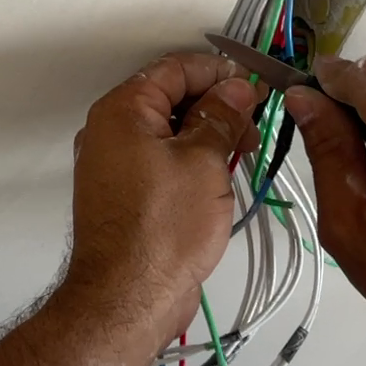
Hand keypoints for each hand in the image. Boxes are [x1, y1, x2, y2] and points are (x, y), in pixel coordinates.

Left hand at [65, 53, 262, 350]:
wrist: (127, 296)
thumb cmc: (165, 226)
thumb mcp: (204, 162)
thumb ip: (221, 117)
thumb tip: (236, 88)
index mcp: (122, 109)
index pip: (173, 69)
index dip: (217, 72)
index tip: (254, 84)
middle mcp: (109, 128)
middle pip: (168, 96)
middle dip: (214, 104)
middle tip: (256, 123)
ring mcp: (112, 161)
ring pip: (166, 130)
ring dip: (206, 133)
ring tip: (246, 151)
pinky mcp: (123, 190)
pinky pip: (158, 157)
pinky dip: (189, 157)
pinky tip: (220, 173)